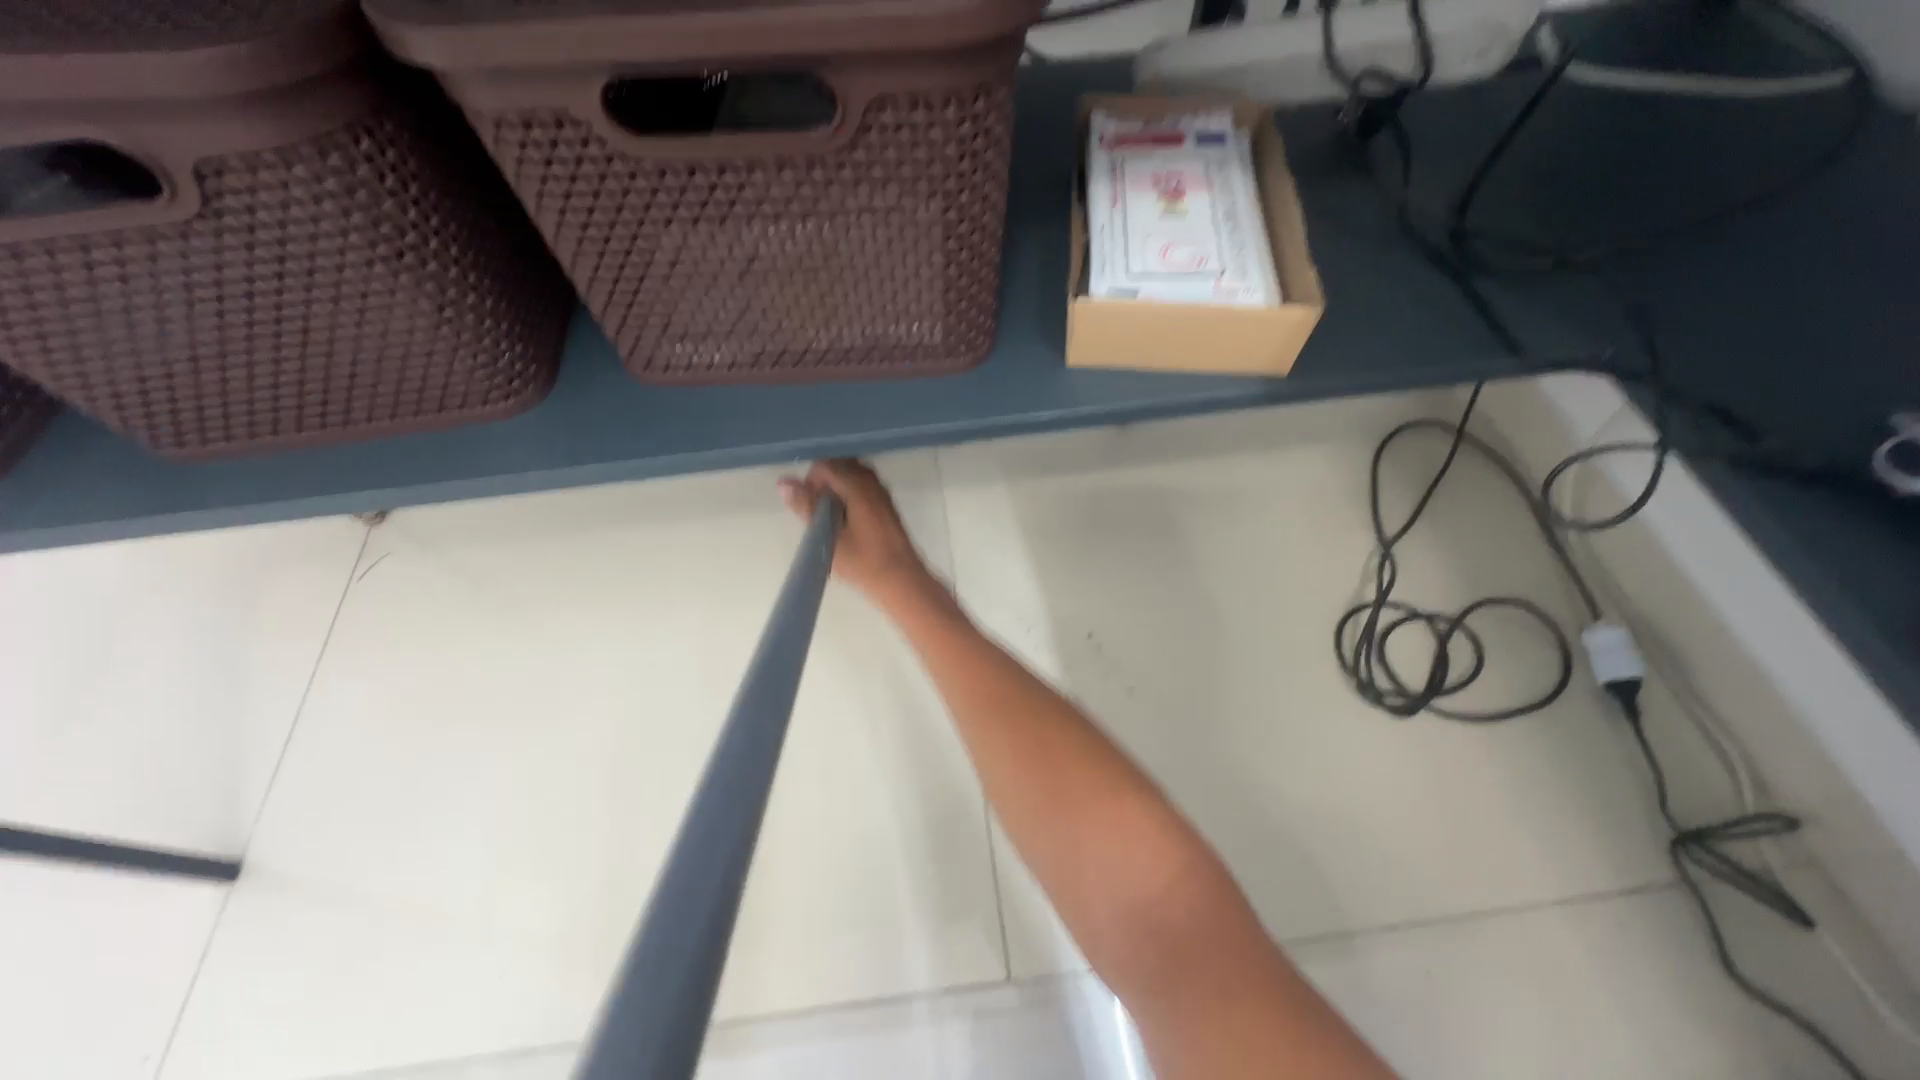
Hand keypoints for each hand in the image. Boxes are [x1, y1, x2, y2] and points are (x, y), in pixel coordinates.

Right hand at [779, 459, 946, 613]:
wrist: (902, 580)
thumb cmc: (863, 562)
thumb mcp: (828, 537)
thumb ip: (806, 507)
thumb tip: (783, 483)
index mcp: (857, 485)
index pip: (824, 464)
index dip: (810, 481)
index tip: (808, 506)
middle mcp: (871, 481)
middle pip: (839, 465)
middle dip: (823, 482)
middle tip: (818, 512)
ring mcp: (881, 491)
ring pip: (851, 474)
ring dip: (835, 489)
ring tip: (830, 518)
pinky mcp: (885, 504)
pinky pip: (862, 486)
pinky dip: (848, 495)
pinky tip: (845, 521)